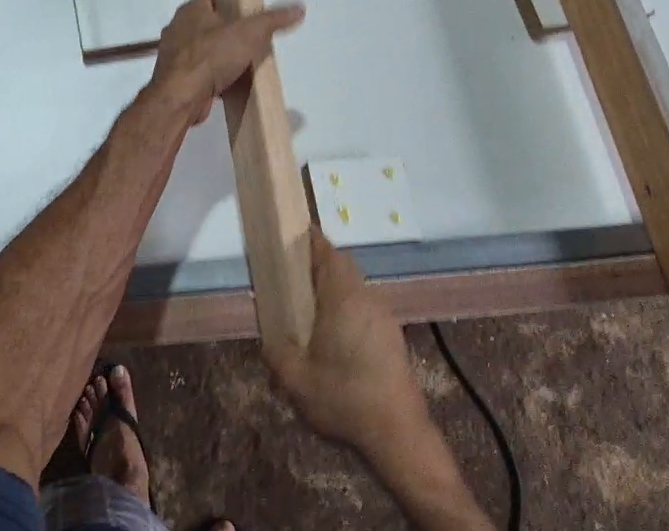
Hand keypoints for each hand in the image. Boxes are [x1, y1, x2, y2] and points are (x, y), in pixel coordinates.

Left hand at [149, 0, 303, 123]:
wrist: (181, 97)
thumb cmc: (211, 56)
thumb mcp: (249, 33)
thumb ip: (272, 20)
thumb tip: (298, 7)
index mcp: (190, 10)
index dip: (228, 2)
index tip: (247, 12)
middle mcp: (178, 29)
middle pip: (205, 23)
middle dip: (225, 29)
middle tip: (250, 37)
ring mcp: (174, 55)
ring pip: (201, 48)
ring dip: (218, 54)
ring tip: (242, 60)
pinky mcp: (176, 78)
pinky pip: (198, 71)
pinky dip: (211, 74)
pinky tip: (228, 82)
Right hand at [262, 227, 429, 451]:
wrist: (398, 434)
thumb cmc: (345, 398)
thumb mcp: (295, 378)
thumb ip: (276, 351)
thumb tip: (270, 336)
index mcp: (344, 299)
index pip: (330, 254)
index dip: (311, 241)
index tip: (292, 235)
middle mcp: (367, 300)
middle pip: (343, 268)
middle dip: (318, 265)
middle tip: (291, 273)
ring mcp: (384, 319)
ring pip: (355, 289)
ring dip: (333, 289)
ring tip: (307, 306)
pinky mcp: (392, 339)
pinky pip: (364, 309)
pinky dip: (345, 309)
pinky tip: (331, 335)